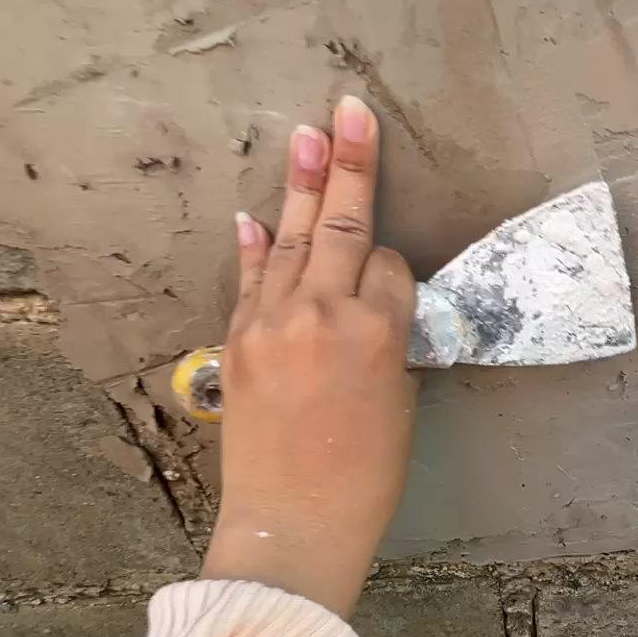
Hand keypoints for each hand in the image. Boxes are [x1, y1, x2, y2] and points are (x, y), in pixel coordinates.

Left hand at [199, 96, 417, 617]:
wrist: (294, 526)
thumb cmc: (366, 481)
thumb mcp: (399, 407)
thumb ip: (390, 346)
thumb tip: (375, 313)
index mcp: (379, 336)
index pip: (390, 269)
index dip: (395, 272)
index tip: (394, 289)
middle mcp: (323, 315)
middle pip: (342, 228)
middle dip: (352, 168)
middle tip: (351, 110)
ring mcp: (272, 323)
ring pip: (294, 242)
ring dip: (304, 187)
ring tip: (311, 134)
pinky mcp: (238, 341)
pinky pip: (250, 280)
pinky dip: (256, 247)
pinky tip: (257, 214)